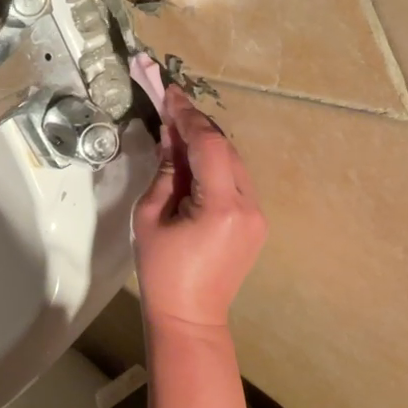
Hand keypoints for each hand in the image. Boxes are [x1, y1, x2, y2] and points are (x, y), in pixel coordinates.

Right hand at [130, 55, 265, 329]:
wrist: (190, 316)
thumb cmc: (161, 268)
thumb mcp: (149, 214)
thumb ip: (166, 172)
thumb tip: (170, 138)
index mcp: (222, 206)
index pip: (209, 145)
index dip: (188, 115)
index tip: (169, 92)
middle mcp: (249, 206)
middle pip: (225, 149)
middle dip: (197, 124)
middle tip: (169, 103)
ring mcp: (257, 215)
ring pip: (233, 162)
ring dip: (206, 141)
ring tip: (177, 124)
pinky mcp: (254, 222)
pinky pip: (235, 179)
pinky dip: (213, 161)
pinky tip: (191, 155)